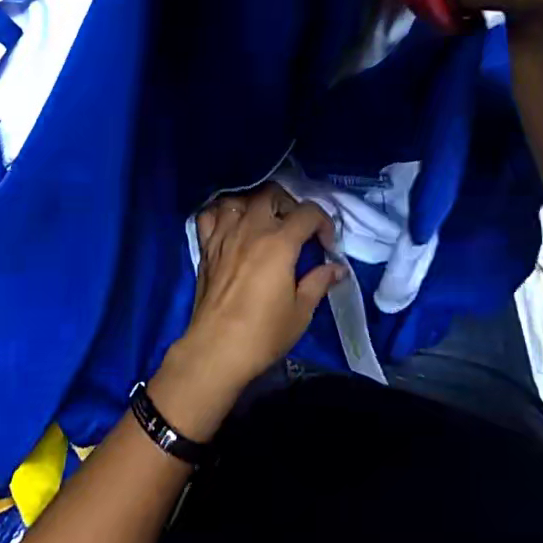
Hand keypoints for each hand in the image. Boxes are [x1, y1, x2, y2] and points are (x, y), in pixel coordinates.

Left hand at [148, 185, 344, 438]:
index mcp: (279, 243)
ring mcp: (224, 235)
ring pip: (238, 199)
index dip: (323, 223)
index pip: (307, 212)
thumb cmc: (263, 333)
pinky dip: (221, 213)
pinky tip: (231, 226)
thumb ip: (318, 282)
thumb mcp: (300, 311)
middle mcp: (250, 229)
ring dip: (255, 204)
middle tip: (296, 229)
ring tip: (264, 223)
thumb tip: (337, 268)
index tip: (326, 245)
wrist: (217, 348)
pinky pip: (210, 215)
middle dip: (290, 205)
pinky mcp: (205, 246)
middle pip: (271, 194)